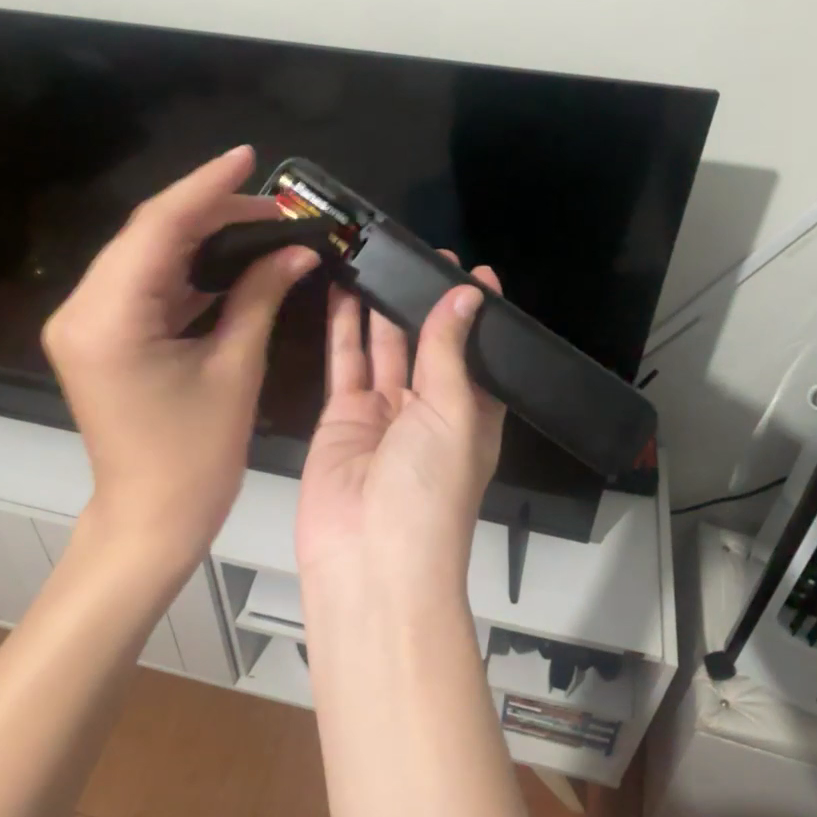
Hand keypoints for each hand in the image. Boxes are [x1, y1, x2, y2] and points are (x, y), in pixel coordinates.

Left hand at [44, 146, 317, 566]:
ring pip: (146, 254)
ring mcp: (85, 321)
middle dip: (212, 211)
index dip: (207, 187)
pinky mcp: (99, 333)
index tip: (249, 157)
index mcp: (109, 318)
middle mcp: (82, 309)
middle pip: (149, 235)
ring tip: (261, 222)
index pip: (159, 228)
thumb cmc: (195, 458)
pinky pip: (144, 282)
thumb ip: (260, 295)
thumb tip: (297, 249)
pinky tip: (230, 256)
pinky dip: (187, 267)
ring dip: (201, 236)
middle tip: (273, 203)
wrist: (149, 520)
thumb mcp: (235, 369)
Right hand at [295, 254, 506, 598]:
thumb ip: (450, 352)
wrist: (370, 563)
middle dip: (423, 302)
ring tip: (376, 259)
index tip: (471, 270)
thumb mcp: (454, 415)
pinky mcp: (340, 416)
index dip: (473, 314)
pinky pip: (345, 363)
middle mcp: (429, 410)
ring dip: (380, 306)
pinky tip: (344, 289)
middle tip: (416, 253)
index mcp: (472, 414)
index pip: (476, 352)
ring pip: (383, 346)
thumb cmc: (430, 495)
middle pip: (427, 344)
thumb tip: (465, 297)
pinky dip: (344, 326)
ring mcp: (383, 413)